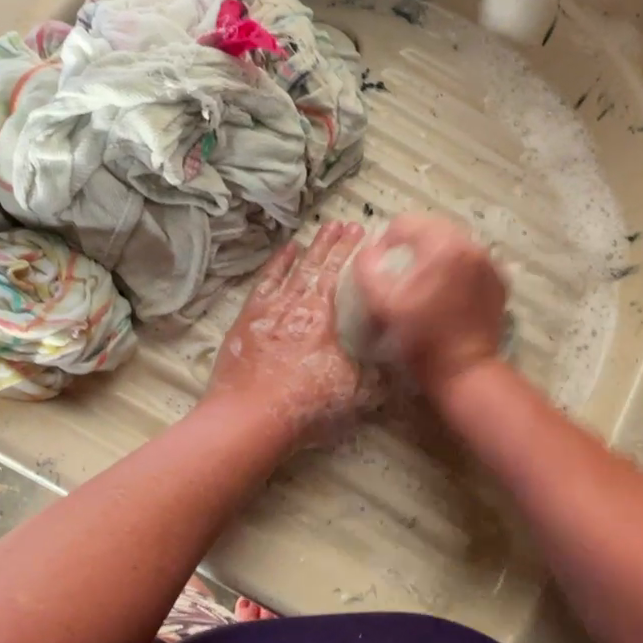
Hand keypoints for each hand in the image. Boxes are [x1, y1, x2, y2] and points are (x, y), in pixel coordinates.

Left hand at [205, 221, 371, 444]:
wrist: (247, 419)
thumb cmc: (303, 404)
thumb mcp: (352, 392)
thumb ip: (376, 377)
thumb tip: (399, 372)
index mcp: (320, 314)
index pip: (335, 271)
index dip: (347, 250)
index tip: (358, 231)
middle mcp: (291, 304)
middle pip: (311, 265)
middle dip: (328, 243)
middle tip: (340, 224)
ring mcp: (263, 312)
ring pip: (285, 272)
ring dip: (301, 253)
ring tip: (310, 237)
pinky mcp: (243, 326)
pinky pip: (260, 287)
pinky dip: (271, 271)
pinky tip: (277, 264)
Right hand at [350, 214, 506, 391]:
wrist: (464, 369)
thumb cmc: (420, 338)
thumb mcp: (382, 304)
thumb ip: (368, 267)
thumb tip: (370, 249)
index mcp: (442, 245)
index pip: (405, 223)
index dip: (386, 241)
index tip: (381, 265)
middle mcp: (470, 245)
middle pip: (431, 229)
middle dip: (412, 246)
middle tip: (400, 272)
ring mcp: (489, 262)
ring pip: (452, 244)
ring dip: (435, 256)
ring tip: (424, 282)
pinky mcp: (499, 280)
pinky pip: (471, 262)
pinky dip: (456, 269)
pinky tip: (447, 291)